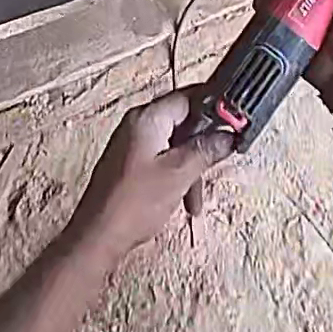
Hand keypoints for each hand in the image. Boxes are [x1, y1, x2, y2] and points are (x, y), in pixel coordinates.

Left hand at [65, 88, 235, 261]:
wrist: (98, 235)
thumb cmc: (132, 203)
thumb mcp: (179, 173)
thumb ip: (206, 150)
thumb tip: (228, 135)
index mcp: (147, 119)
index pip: (187, 96)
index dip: (213, 106)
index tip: (234, 120)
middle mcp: (137, 125)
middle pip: (182, 121)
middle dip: (203, 143)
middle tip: (220, 158)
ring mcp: (132, 144)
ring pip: (174, 144)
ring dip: (191, 166)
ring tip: (196, 197)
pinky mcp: (130, 162)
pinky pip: (162, 158)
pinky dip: (176, 174)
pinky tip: (182, 199)